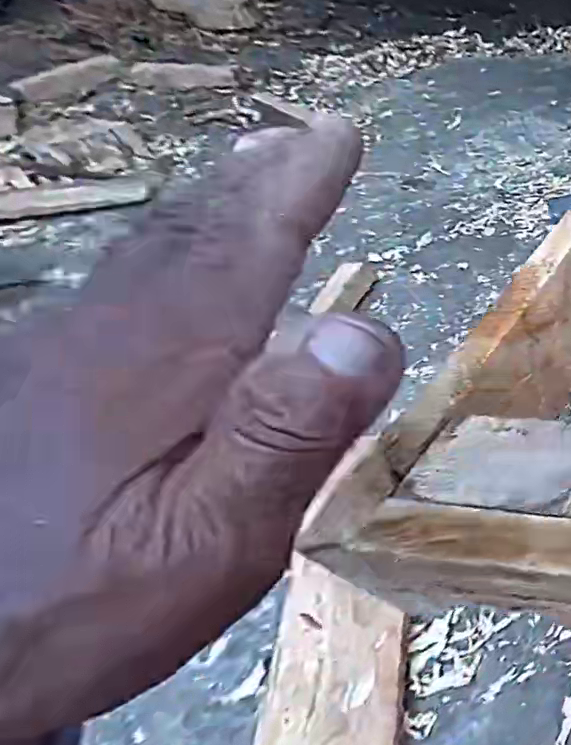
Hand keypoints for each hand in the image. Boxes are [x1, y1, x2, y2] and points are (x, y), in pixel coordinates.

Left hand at [0, 117, 403, 743]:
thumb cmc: (74, 612)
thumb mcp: (211, 536)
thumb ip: (287, 432)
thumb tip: (364, 329)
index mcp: (154, 366)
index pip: (240, 250)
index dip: (294, 187)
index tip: (337, 133)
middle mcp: (97, 343)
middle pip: (187, 239)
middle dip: (254, 181)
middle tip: (300, 136)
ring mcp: (49, 366)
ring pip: (146, 264)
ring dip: (216, 213)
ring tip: (257, 180)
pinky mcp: (30, 398)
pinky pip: (121, 301)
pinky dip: (175, 263)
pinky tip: (188, 273)